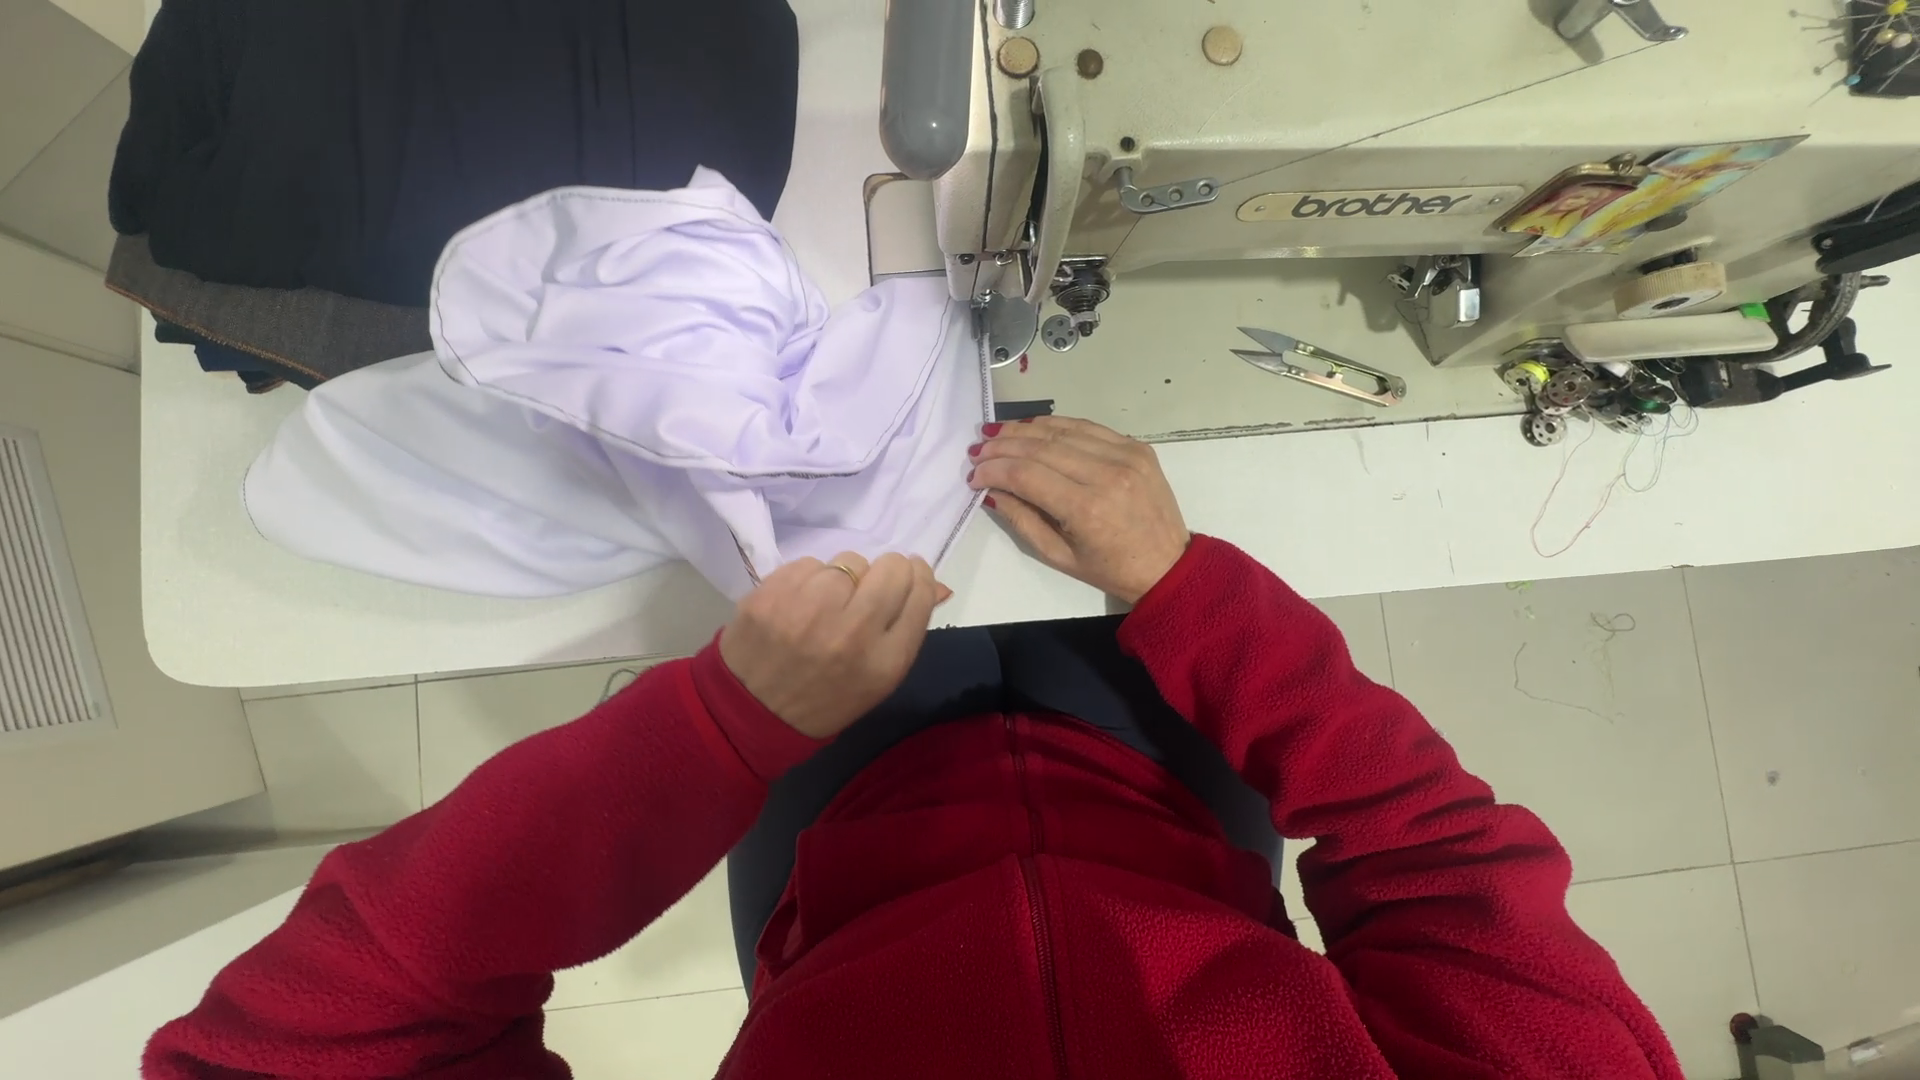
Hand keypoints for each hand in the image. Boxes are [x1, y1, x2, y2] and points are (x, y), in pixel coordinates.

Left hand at [719, 552, 948, 738]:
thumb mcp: (878, 679)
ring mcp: (810, 609)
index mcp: (885, 661)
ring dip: (844, 576)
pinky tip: (798, 605)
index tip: (909, 575)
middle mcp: (853, 631)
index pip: (920, 592)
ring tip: (826, 605)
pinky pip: (810, 563)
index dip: (919, 576)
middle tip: (868, 588)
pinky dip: (810, 578)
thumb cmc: (826, 698)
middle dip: (887, 571)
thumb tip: (928, 580)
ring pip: (849, 560)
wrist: (751, 712)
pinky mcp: (773, 594)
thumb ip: (905, 628)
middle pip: (892, 567)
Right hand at [968, 416, 1189, 603]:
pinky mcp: (1137, 447)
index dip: (994, 470)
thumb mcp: (1057, 555)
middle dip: (1002, 446)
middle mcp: (1107, 474)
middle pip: (1041, 448)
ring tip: (997, 434)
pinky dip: (1056, 425)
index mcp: (1086, 508)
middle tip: (977, 449)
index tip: (973, 474)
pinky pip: (1087, 427)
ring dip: (1024, 430)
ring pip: (1062, 431)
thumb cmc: (1108, 569)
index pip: (1026, 475)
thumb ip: (1021, 519)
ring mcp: (1126, 456)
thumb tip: (990, 489)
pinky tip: (1033, 428)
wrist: (1167, 564)